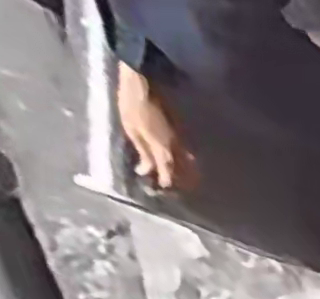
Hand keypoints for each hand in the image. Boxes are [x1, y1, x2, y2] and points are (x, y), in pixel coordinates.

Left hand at [116, 64, 195, 190]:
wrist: (143, 88)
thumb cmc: (131, 108)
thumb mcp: (131, 130)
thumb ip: (141, 152)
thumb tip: (144, 171)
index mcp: (162, 149)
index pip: (167, 172)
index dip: (166, 182)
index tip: (163, 190)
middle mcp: (177, 150)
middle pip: (184, 172)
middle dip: (180, 181)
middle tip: (173, 188)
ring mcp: (182, 143)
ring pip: (189, 165)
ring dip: (186, 174)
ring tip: (181, 180)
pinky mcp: (182, 137)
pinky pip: (187, 155)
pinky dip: (186, 163)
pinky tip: (182, 165)